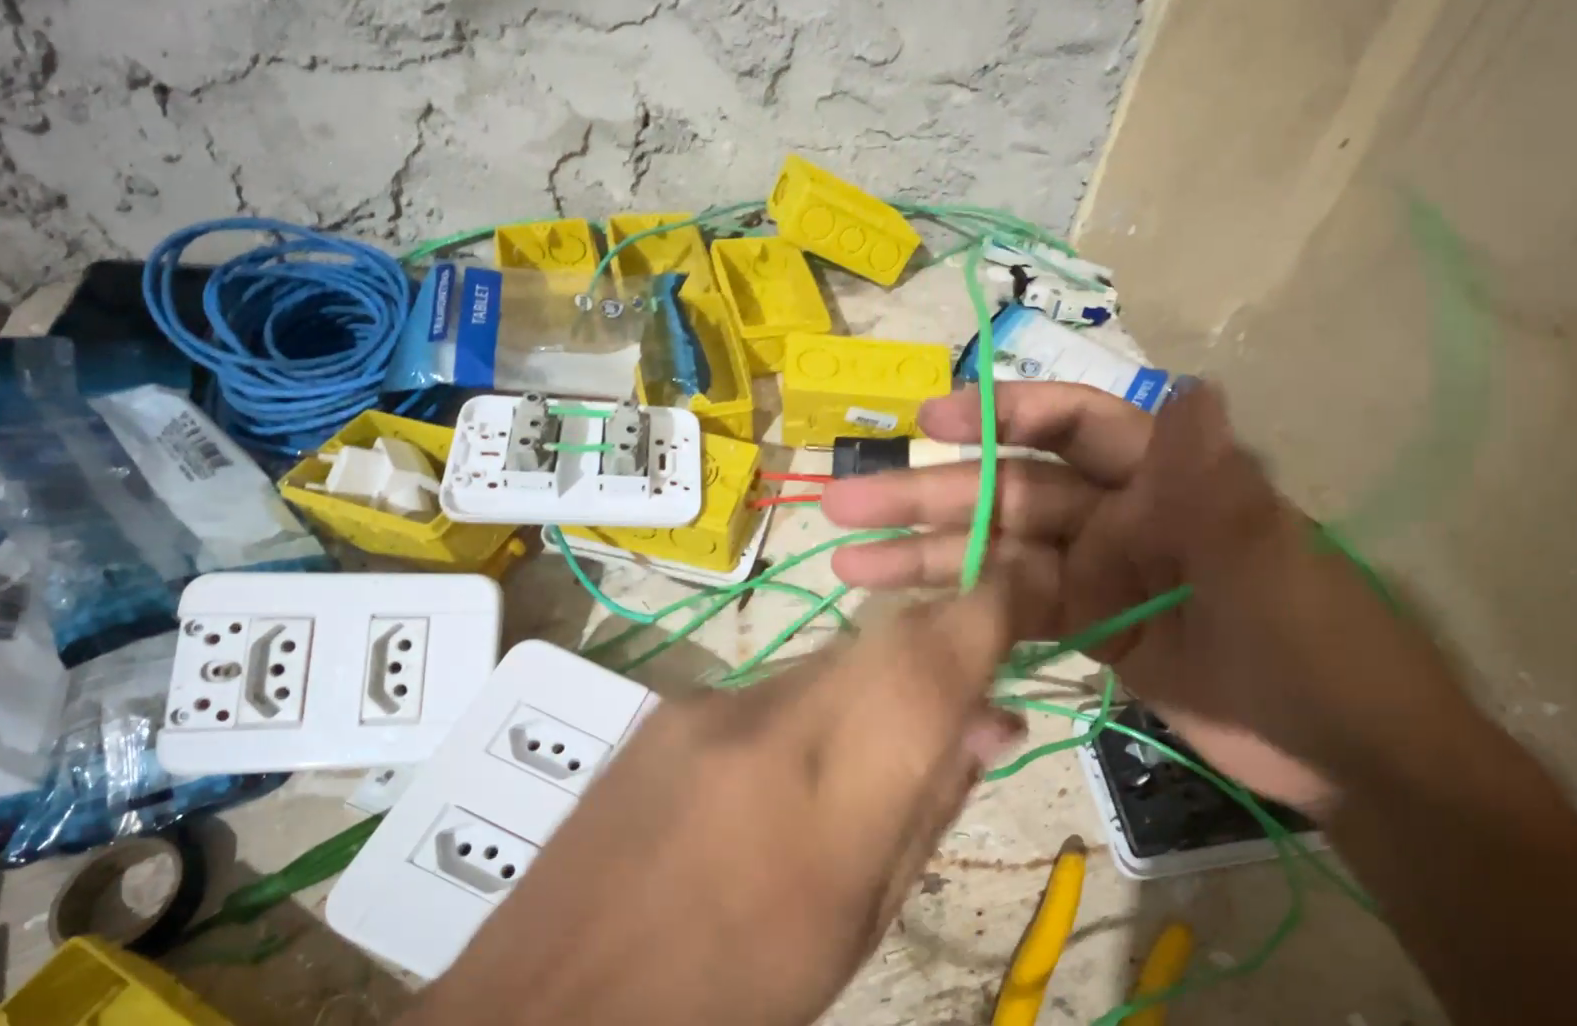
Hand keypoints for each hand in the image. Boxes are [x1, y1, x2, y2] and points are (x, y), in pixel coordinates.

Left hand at [406, 588, 1022, 1025]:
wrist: (550, 1005)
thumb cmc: (726, 995)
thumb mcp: (852, 931)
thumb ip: (926, 813)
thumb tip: (992, 723)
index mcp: (826, 803)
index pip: (928, 665)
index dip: (987, 611)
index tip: (1026, 591)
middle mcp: (765, 723)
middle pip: (882, 642)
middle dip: (938, 650)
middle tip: (970, 701)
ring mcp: (706, 706)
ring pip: (829, 661)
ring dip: (872, 689)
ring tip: (867, 767)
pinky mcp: (666, 706)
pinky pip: (773, 684)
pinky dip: (811, 709)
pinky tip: (787, 776)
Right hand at [822, 382, 1467, 812]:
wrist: (1346, 756)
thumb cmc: (1320, 646)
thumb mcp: (1269, 566)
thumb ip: (1217, 485)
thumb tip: (1194, 385)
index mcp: (1165, 478)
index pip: (1074, 425)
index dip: (1002, 413)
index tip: (929, 421)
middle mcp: (1122, 514)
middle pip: (1014, 492)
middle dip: (932, 495)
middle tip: (847, 502)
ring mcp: (1102, 574)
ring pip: (1001, 554)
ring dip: (928, 556)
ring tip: (849, 559)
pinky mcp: (1091, 630)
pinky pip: (1014, 610)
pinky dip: (965, 609)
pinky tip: (908, 612)